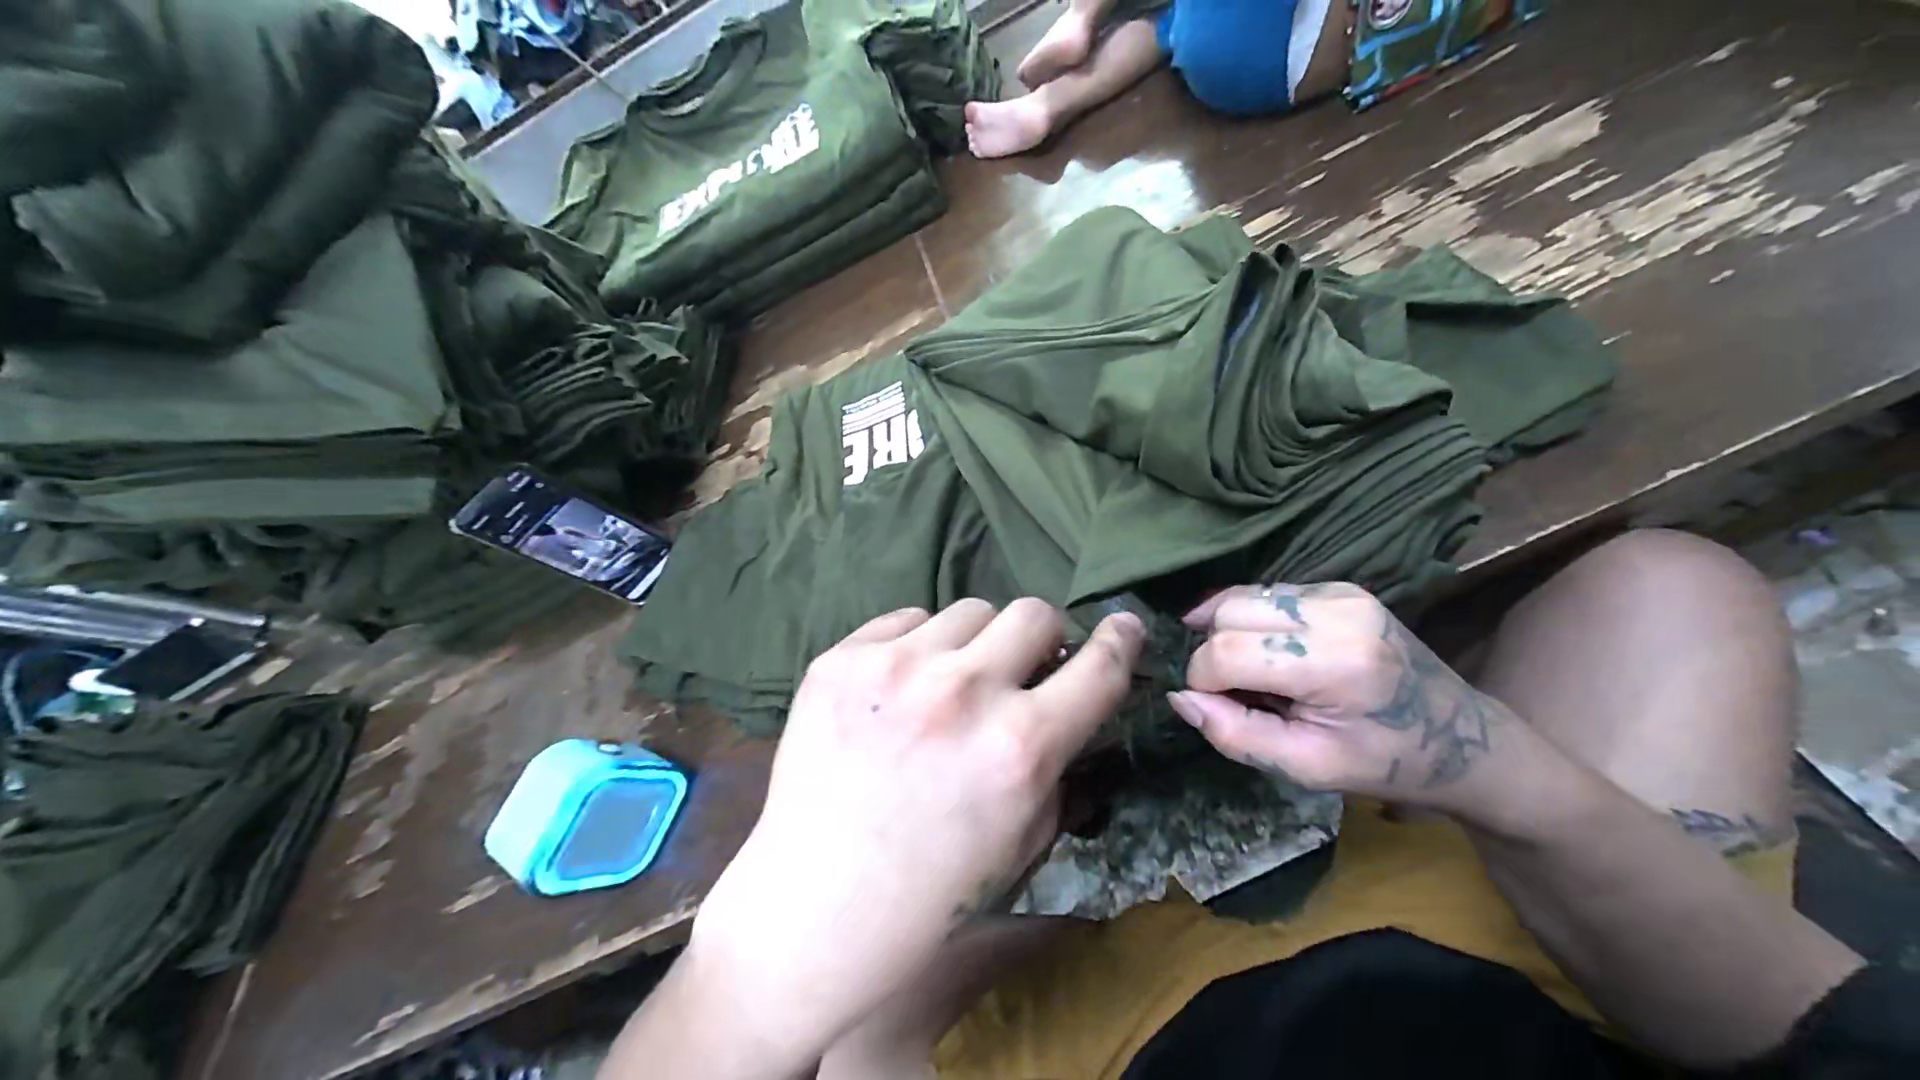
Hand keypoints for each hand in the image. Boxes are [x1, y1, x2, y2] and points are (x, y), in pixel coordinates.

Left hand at [686, 598, 1143, 1061]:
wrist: (815, 910)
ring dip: (977, 643)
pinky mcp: (841, 661)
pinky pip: (905, 620)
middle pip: (1033, 613)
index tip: (1124, 626)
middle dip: (1044, 637)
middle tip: (1026, 667)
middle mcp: (963, 692)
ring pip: (969, 609)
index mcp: (1020, 747)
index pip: (1099, 667)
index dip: (1121, 640)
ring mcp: (894, 668)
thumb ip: (1061, 759)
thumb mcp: (1026, 838)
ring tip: (952, 685)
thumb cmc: (933, 895)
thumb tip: (1078, 700)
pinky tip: (900, 690)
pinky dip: (919, 646)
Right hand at [1169, 583, 1521, 815]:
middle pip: (1226, 613)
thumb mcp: (1305, 768)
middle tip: (1235, 691)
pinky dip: (1249, 619)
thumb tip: (1179, 696)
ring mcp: (1341, 592)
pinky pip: (1265, 592)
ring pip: (1240, 595)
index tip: (1217, 707)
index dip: (1203, 680)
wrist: (1464, 739)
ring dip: (1227, 632)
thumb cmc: (1385, 763)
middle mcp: (1337, 612)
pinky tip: (1268, 650)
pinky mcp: (1340, 586)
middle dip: (1212, 652)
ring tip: (1254, 671)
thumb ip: (1233, 733)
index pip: (1225, 652)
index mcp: (1336, 664)